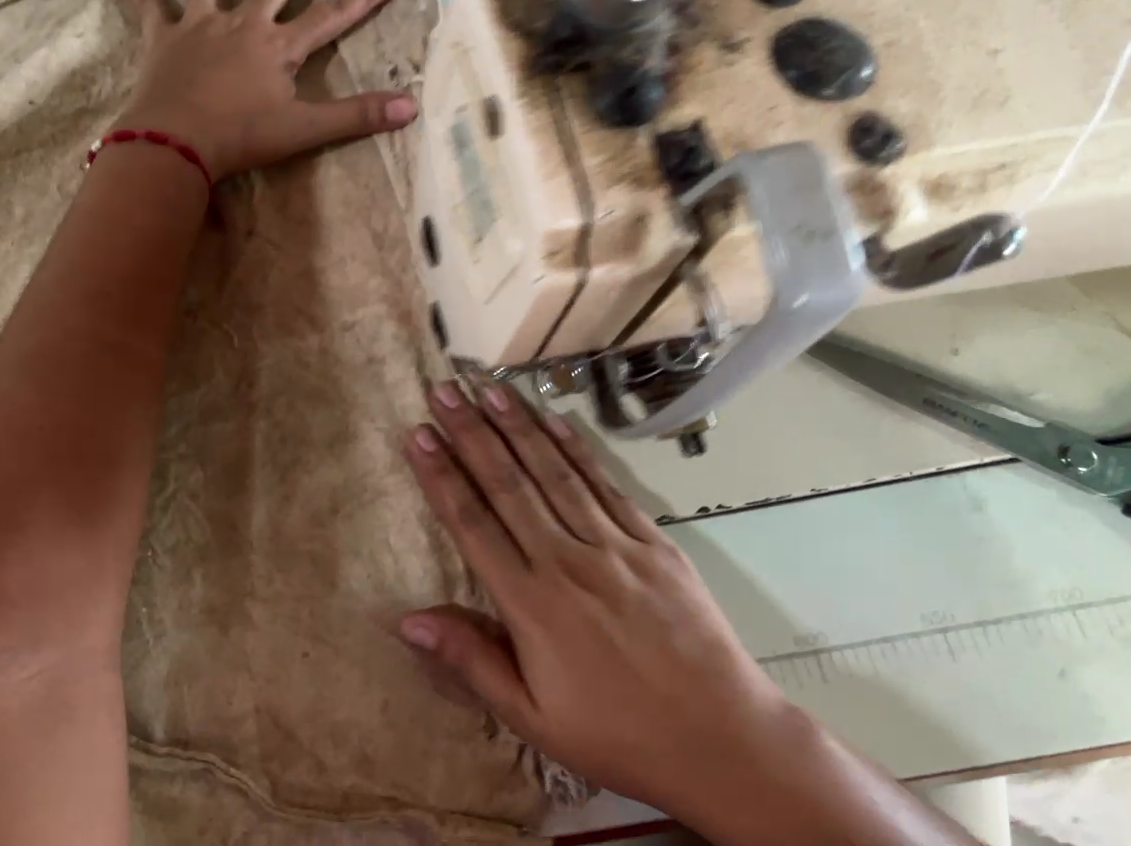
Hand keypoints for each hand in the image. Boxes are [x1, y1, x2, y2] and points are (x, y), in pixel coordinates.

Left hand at [114, 0, 417, 178]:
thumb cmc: (241, 138)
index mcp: (279, 47)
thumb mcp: (304, 130)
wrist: (176, 143)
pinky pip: (147, 4)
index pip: (333, 16)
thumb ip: (357, 117)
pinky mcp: (163, 39)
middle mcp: (243, 24)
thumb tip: (412, 107)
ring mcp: (201, 26)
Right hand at [397, 381, 798, 815]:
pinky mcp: (654, 543)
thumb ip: (470, 662)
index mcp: (532, 604)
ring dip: (518, 426)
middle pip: (509, 484)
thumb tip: (405, 619)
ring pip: (555, 473)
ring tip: (487, 388)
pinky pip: (605, 485)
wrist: (725, 742)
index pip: (473, 524)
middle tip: (443, 389)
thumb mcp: (532, 718)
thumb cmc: (617, 735)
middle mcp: (568, 561)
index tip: (418, 433)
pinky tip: (553, 421)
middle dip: (471, 432)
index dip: (441, 475)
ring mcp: (615, 547)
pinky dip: (575, 449)